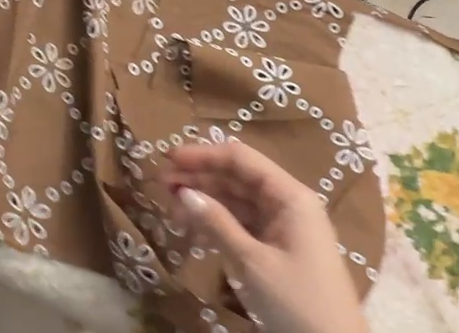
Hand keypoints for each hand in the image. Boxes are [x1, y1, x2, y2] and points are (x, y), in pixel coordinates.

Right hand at [166, 141, 366, 332]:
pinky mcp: (280, 251)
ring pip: (237, 202)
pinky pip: (243, 225)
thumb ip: (216, 222)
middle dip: (199, 178)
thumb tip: (183, 192)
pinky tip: (194, 233)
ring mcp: (285, 228)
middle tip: (162, 185)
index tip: (168, 159)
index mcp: (290, 196)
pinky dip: (218, 225)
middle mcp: (289, 204)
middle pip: (237, 178)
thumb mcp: (251, 262)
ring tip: (172, 212)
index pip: (240, 159)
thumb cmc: (297, 303)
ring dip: (205, 203)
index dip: (203, 155)